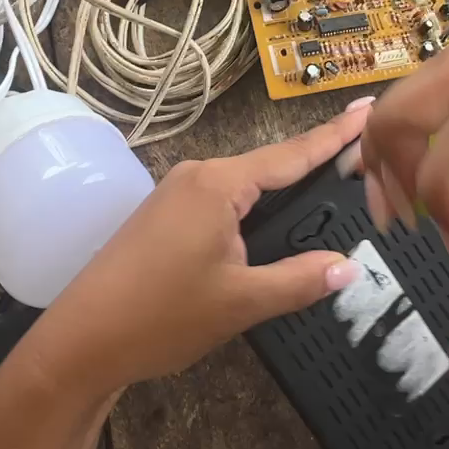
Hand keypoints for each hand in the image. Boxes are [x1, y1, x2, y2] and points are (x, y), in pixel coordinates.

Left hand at [22, 102, 370, 395]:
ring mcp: (178, 190)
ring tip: (326, 187)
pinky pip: (224, 198)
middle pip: (270, 165)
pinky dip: (254, 205)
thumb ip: (298, 280)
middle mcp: (199, 174)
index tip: (368, 107)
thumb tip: (348, 267)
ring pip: (246, 183)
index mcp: (219, 183)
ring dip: (283, 189)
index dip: (335, 134)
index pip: (292, 154)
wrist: (79, 341)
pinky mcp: (165, 211)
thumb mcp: (240, 302)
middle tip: (362, 155)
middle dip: (314, 162)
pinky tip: (270, 222)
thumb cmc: (161, 315)